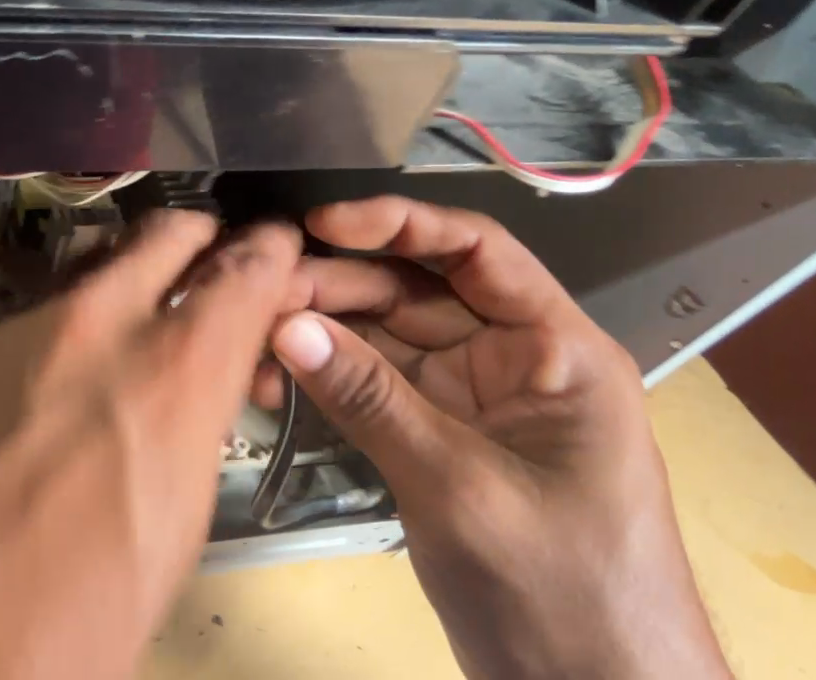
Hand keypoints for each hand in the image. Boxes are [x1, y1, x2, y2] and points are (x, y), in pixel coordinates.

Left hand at [0, 211, 303, 679]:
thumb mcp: (182, 507)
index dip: (267, 252)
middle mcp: (93, 325)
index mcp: (169, 373)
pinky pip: (33, 309)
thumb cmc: (89, 603)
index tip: (274, 246)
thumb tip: (211, 361)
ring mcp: (20, 327)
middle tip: (210, 262)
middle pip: (163, 234)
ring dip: (126, 271)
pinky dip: (65, 322)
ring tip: (135, 311)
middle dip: (199, 240)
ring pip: (90, 259)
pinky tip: (58, 370)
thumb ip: (200, 407)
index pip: (240, 271)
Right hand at [262, 196, 730, 679]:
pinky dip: (320, 380)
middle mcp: (507, 358)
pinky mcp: (431, 436)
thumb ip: (371, 400)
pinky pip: (366, 386)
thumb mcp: (461, 487)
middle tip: (259, 297)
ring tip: (251, 343)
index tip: (320, 224)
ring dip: (316, 334)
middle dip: (334, 287)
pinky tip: (271, 384)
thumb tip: (284, 325)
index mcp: (553, 349)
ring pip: (378, 337)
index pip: (474, 251)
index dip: (397, 223)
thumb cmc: (563, 592)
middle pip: (410, 291)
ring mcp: (465, 399)